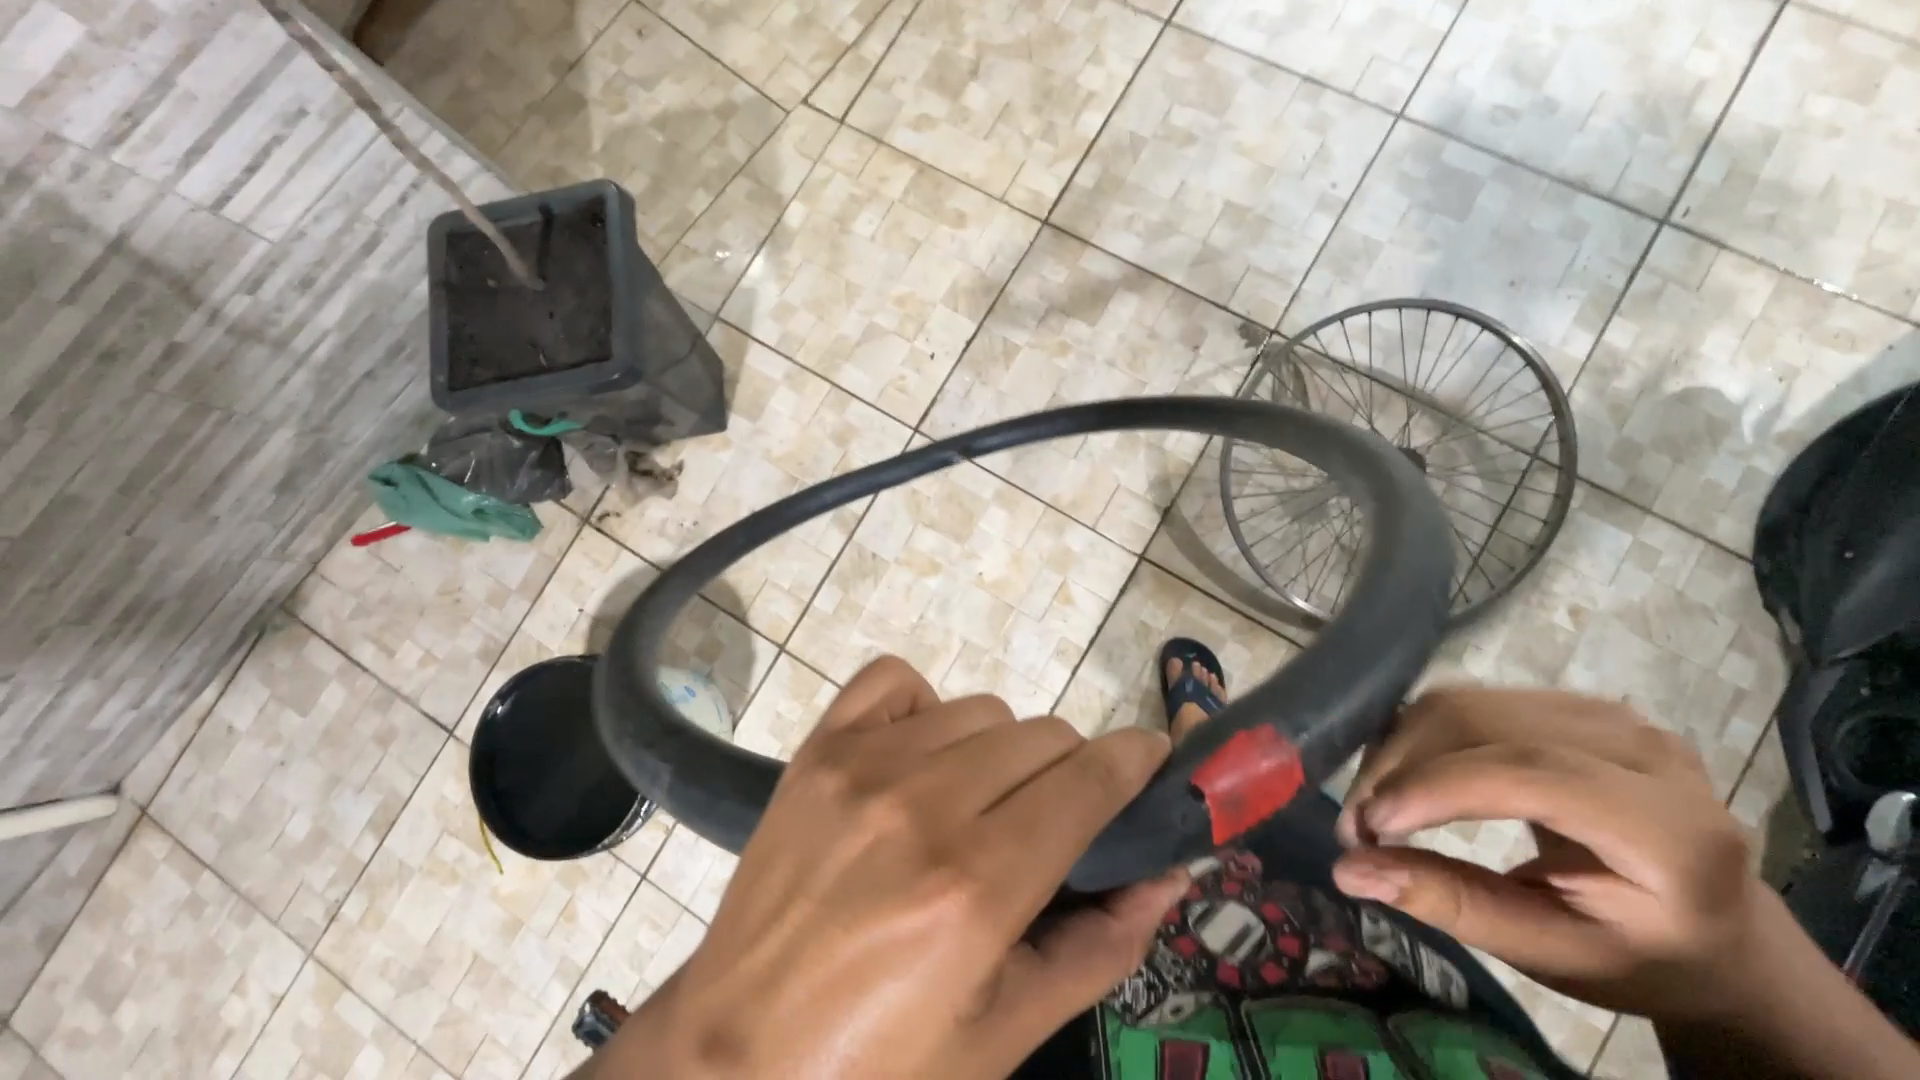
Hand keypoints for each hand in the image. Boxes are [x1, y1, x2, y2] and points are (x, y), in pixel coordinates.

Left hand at [627, 657, 1188, 1078]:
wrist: (740, 1050)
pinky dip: (925, 707)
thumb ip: (1102, 944)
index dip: (1135, 764)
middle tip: (1049, 826)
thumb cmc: (883, 1060)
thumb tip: (1169, 872)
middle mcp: (923, 805)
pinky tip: (919, 758)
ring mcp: (862, 766)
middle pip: (1044, 736)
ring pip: (981, 709)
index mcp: (977, 883)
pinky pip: (896, 680)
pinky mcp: (817, 751)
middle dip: (1070, 774)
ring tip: (977, 805)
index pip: (1089, 778)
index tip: (1150, 765)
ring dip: (1001, 750)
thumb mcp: (1009, 1029)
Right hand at [1329, 687, 1764, 1020]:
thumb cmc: (1644, 957)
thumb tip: (1349, 870)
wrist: (1716, 929)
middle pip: (1486, 723)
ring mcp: (1607, 716)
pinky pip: (1472, 700)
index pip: (1537, 773)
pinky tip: (1404, 777)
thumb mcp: (1557, 955)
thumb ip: (1456, 905)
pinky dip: (1419, 735)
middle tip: (1356, 828)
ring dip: (1399, 747)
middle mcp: (1643, 749)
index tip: (1367, 829)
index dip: (1439, 787)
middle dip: (1401, 767)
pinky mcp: (1573, 706)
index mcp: (1669, 827)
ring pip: (1467, 702)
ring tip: (1374, 805)